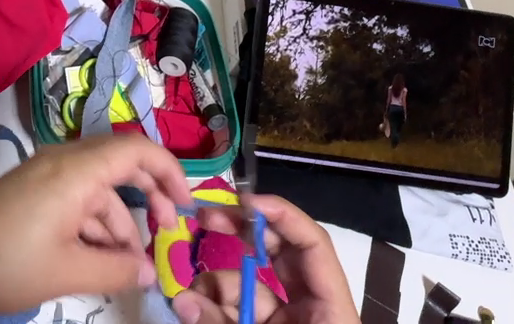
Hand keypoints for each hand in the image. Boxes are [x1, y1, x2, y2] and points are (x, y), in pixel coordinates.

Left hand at [0, 133, 195, 318]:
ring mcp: (44, 174)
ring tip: (128, 267)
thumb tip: (151, 270)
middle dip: (148, 196)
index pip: (136, 149)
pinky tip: (98, 260)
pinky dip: (94, 224)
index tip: (188, 206)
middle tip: (167, 233)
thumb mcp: (69, 272)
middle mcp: (63, 160)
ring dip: (118, 222)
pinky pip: (76, 198)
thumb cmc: (7, 263)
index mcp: (76, 169)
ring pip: (97, 188)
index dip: (168, 171)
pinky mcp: (31, 191)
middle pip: (119, 164)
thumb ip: (117, 269)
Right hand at [170, 195, 358, 323]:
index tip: (243, 201)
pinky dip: (215, 305)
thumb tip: (180, 299)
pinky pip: (242, 310)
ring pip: (251, 284)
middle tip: (204, 219)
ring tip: (188, 295)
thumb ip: (223, 322)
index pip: (314, 243)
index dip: (281, 215)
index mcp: (334, 311)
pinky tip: (193, 308)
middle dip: (238, 234)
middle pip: (278, 252)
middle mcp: (313, 308)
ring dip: (215, 282)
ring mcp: (290, 322)